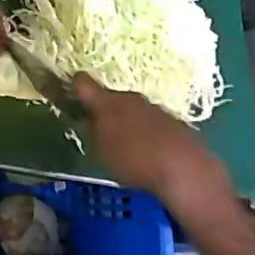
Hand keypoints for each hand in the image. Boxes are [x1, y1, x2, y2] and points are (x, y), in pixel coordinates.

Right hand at [74, 75, 236, 220]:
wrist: (186, 171)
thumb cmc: (135, 159)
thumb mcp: (101, 150)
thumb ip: (91, 131)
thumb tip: (87, 119)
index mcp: (109, 102)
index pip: (84, 84)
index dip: (74, 87)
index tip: (67, 95)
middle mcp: (133, 99)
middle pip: (111, 98)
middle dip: (103, 111)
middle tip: (97, 132)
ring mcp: (157, 110)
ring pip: (133, 111)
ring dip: (126, 123)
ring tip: (124, 148)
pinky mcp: (176, 125)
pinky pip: (152, 125)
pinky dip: (146, 134)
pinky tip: (149, 156)